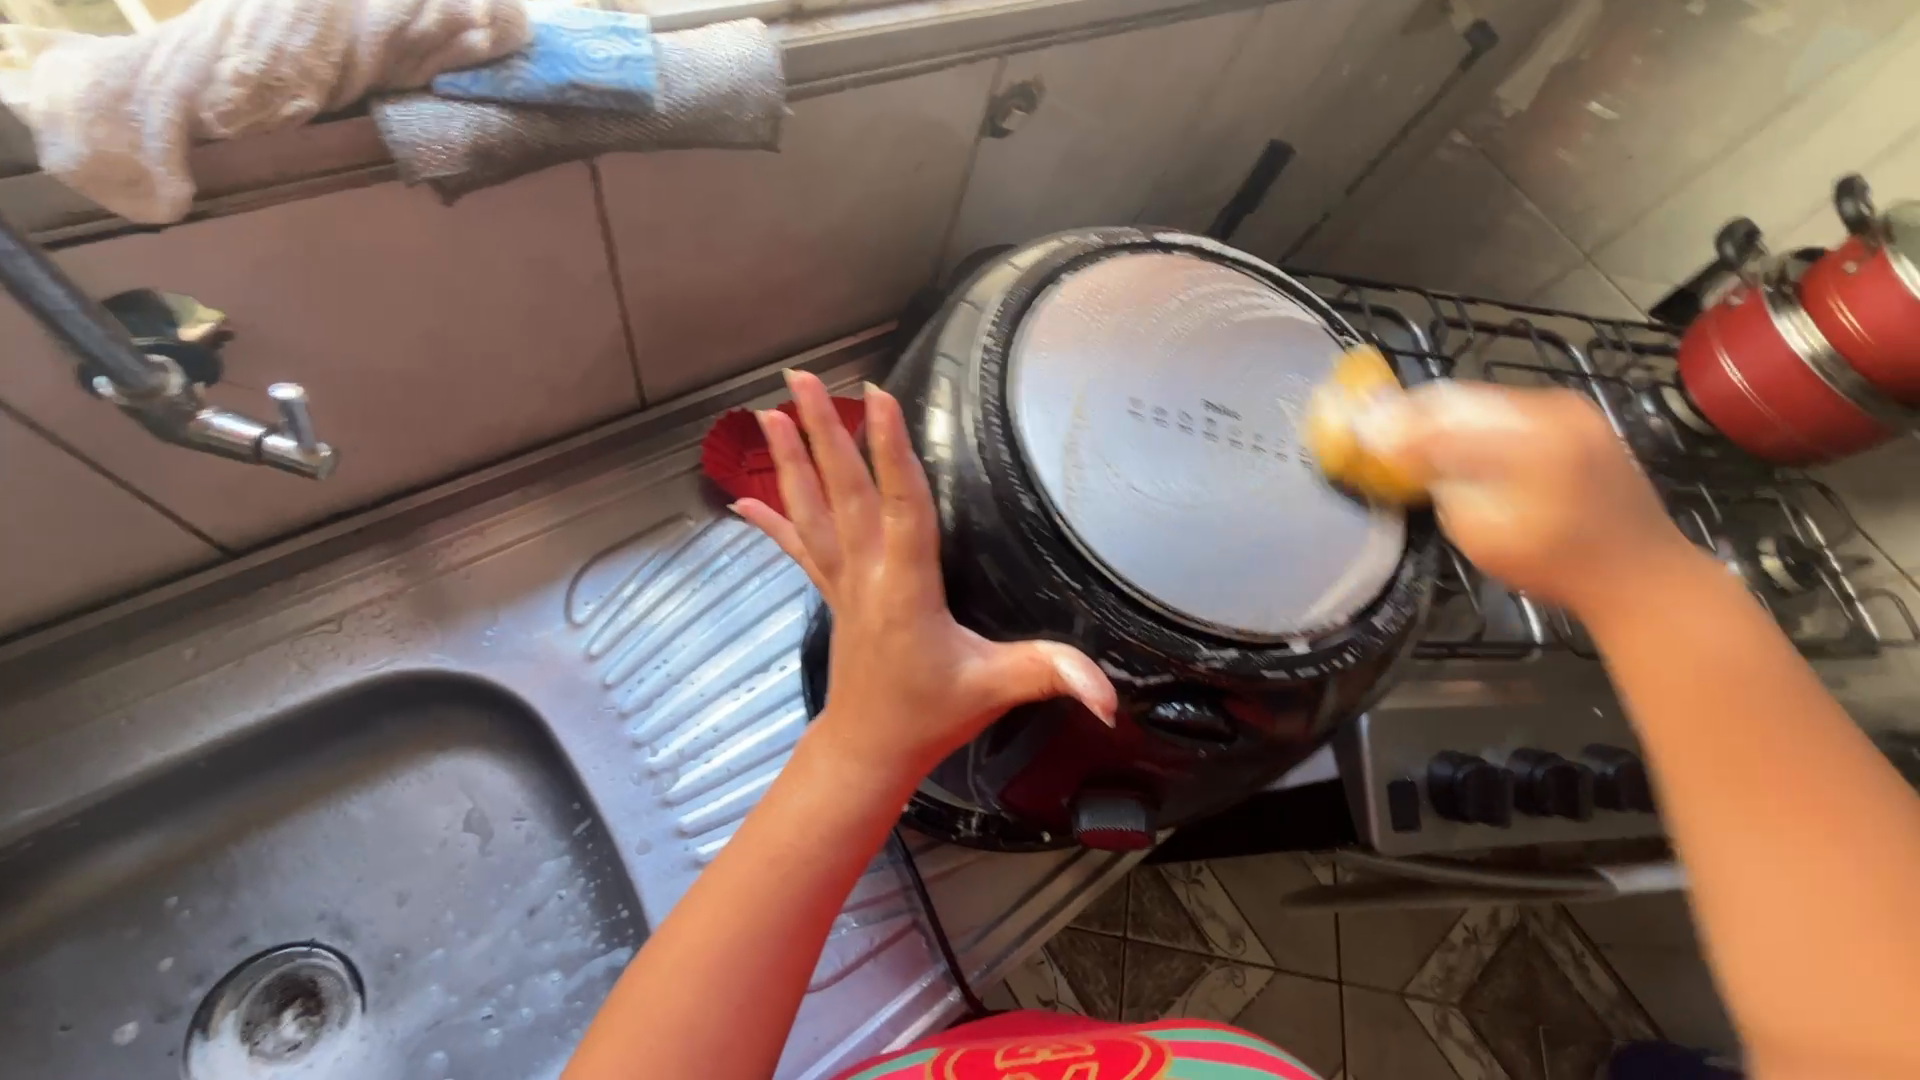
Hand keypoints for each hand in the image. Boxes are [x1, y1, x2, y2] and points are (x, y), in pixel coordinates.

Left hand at [733, 370, 1116, 784]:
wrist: (869, 750)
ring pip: (812, 511)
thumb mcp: (995, 690)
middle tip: (799, 378)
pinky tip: (742, 500)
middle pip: (844, 492)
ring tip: (766, 413)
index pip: (902, 505)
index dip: (892, 449)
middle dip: (822, 432)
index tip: (877, 396)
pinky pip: (799, 549)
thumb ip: (1050, 675)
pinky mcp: (832, 593)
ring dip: (790, 461)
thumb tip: (1107, 693)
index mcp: (907, 586)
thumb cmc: (930, 716)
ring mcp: (842, 582)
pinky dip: (772, 522)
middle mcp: (867, 573)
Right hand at [1357, 382, 1697, 614]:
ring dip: (1437, 414)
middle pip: (1457, 401)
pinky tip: (1449, 437)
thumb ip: (1440, 485)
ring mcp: (1568, 410)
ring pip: (1480, 400)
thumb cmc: (1554, 566)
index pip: (1438, 427)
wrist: (1639, 572)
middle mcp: (1551, 414)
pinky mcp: (1576, 416)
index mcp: (1527, 447)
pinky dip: (1469, 418)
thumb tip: (1398, 454)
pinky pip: (1504, 407)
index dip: (1391, 428)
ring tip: (1402, 430)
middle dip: (1409, 413)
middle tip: (1371, 426)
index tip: (1354, 431)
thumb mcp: (1481, 534)